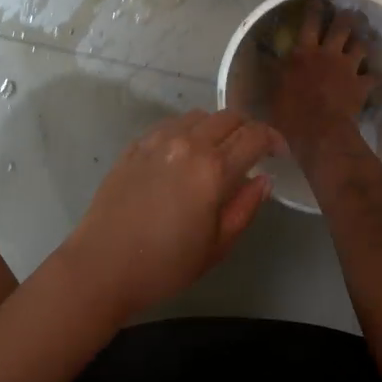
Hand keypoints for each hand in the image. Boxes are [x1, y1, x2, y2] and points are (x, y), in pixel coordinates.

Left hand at [61, 109, 281, 318]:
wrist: (102, 265)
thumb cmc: (165, 265)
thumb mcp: (217, 246)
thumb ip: (245, 208)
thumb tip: (263, 179)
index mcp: (213, 169)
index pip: (254, 136)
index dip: (273, 139)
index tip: (279, 152)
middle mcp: (188, 144)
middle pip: (229, 117)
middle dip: (247, 129)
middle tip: (253, 150)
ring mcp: (159, 140)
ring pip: (200, 115)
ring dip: (216, 127)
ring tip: (218, 151)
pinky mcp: (136, 144)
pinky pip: (172, 124)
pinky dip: (188, 131)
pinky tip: (185, 154)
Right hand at [271, 0, 376, 148]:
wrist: (319, 131)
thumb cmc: (290, 110)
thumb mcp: (273, 87)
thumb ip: (273, 69)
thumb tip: (264, 54)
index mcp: (305, 52)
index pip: (310, 22)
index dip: (315, 8)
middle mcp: (328, 54)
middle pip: (341, 28)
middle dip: (346, 17)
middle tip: (351, 11)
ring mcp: (347, 68)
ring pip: (360, 46)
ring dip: (363, 40)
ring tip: (367, 35)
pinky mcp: (361, 85)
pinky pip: (374, 76)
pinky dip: (376, 73)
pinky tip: (379, 71)